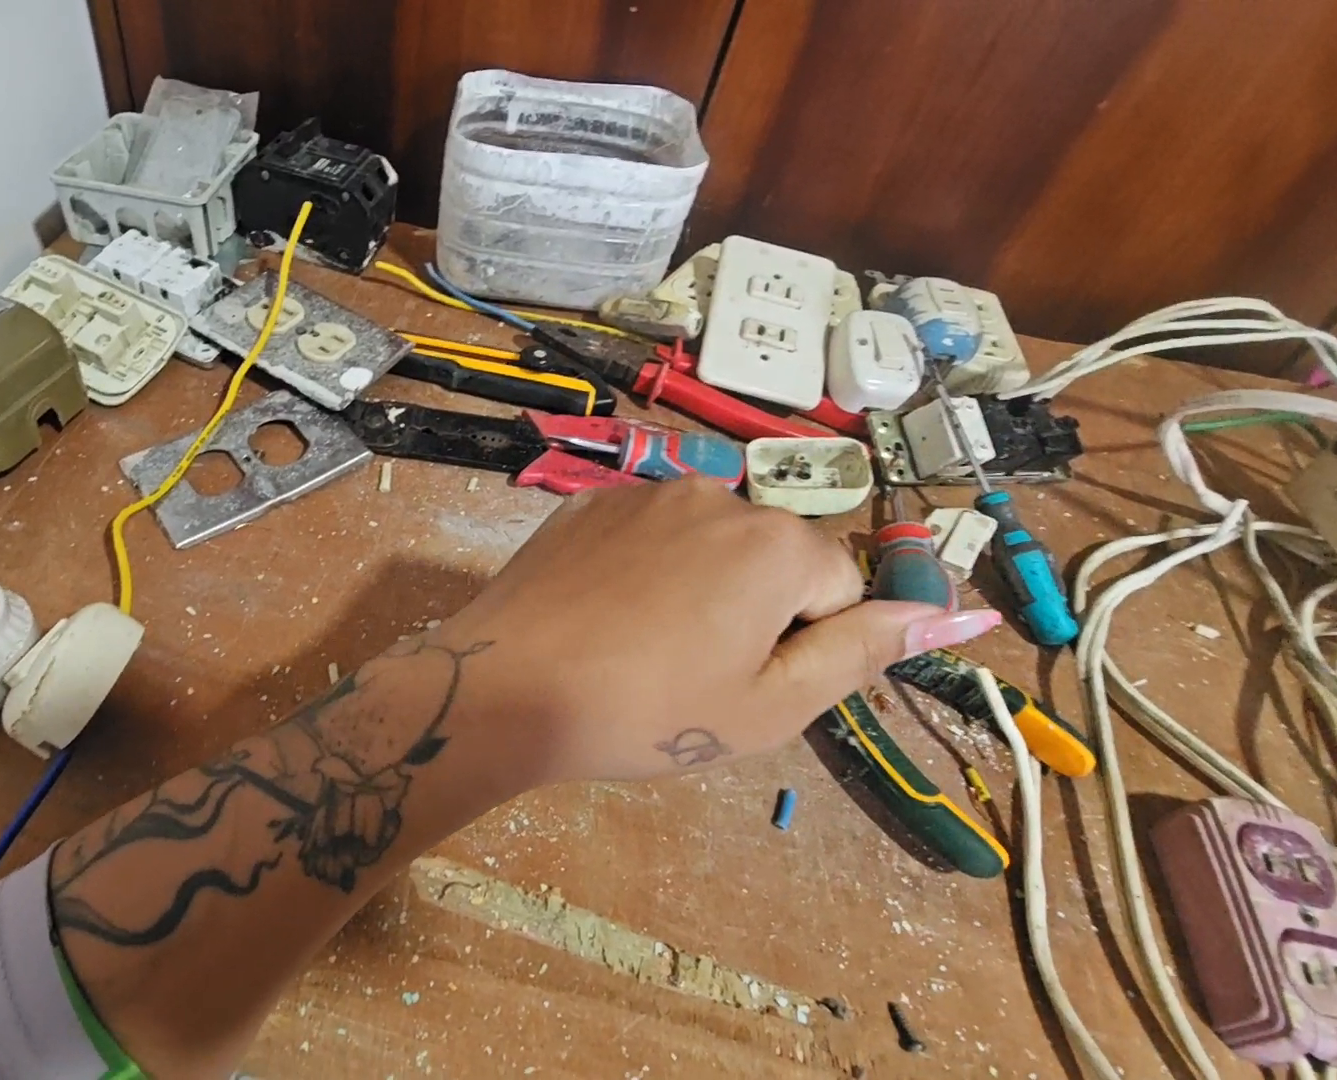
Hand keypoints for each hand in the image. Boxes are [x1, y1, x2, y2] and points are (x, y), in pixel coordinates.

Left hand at [428, 478, 999, 783]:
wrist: (504, 687)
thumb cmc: (645, 711)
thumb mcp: (768, 704)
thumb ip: (863, 649)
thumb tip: (954, 612)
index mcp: (774, 542)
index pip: (837, 588)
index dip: (800, 644)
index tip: (741, 680)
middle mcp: (713, 494)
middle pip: (770, 555)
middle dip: (751, 607)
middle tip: (687, 667)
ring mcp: (640, 491)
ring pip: (704, 540)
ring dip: (694, 583)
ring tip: (639, 642)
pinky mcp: (584, 502)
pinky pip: (643, 531)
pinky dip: (640, 566)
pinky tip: (602, 611)